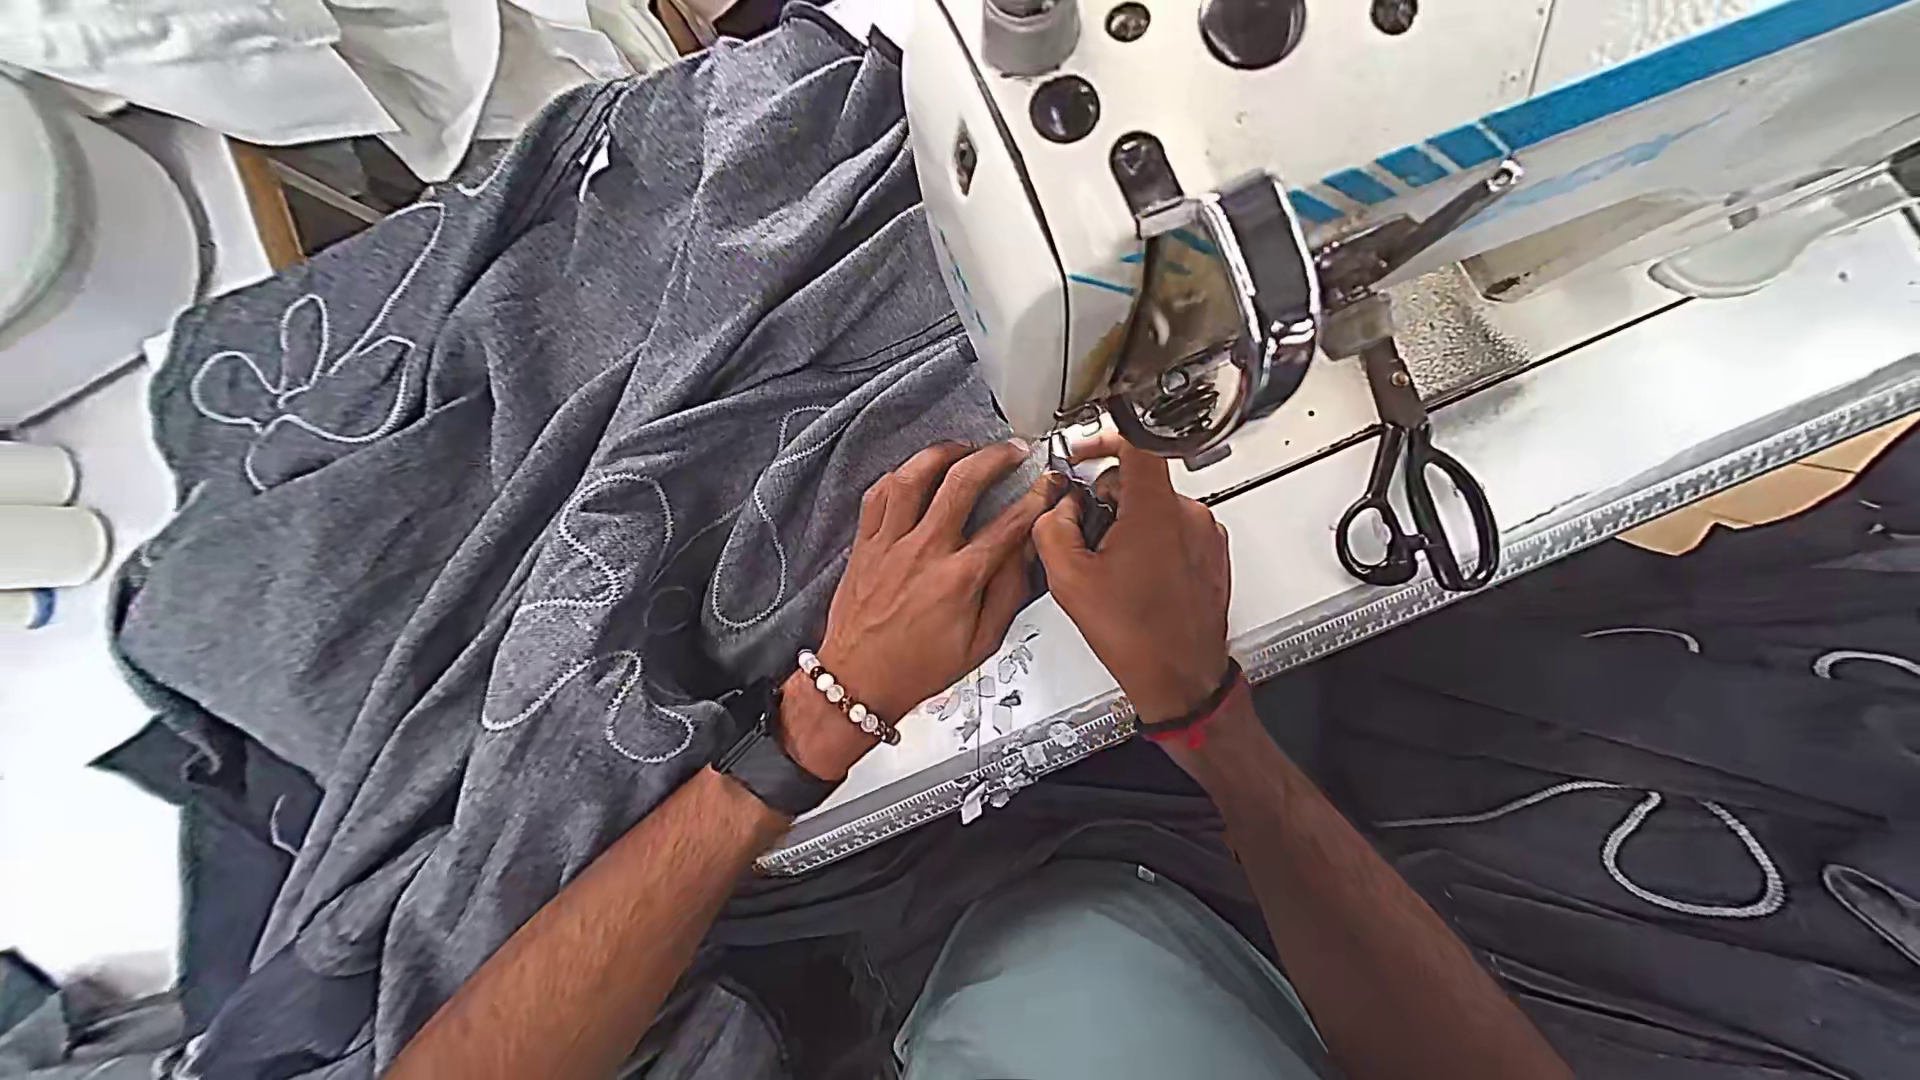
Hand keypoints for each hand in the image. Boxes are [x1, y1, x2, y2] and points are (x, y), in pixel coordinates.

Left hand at [782, 440, 1055, 778]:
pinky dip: (898, 475)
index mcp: (958, 579)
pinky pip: (878, 495)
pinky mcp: (865, 545)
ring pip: (914, 477)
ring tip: (963, 449)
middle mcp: (923, 553)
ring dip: (943, 453)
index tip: (1045, 486)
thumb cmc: (917, 668)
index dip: (1035, 498)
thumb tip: (1024, 552)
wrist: (860, 681)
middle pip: (962, 483)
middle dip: (995, 457)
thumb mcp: (981, 642)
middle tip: (1010, 451)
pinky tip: (914, 472)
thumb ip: (1008, 592)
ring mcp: (890, 544)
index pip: (1008, 524)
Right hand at [1032, 433, 1230, 723]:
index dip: (1104, 439)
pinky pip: (1174, 528)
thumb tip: (1057, 509)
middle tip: (1088, 536)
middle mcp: (1189, 516)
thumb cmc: (1137, 636)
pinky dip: (1150, 540)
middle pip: (1139, 480)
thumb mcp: (1069, 579)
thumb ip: (1052, 527)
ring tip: (1113, 565)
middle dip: (1106, 499)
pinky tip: (1135, 576)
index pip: (1136, 443)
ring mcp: (1205, 535)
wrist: (1179, 675)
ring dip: (1128, 523)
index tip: (1086, 453)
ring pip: (1155, 506)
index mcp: (1155, 512)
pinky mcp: (1211, 553)